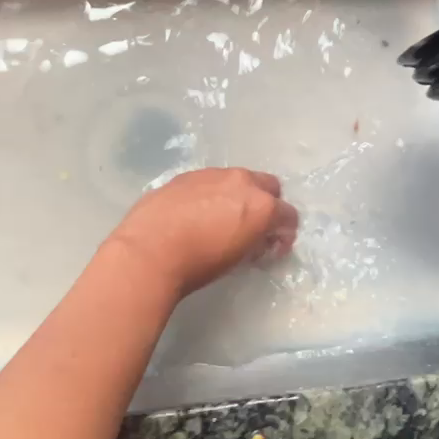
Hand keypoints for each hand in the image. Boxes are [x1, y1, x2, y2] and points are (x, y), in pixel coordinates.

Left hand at [106, 168, 299, 298]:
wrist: (149, 250)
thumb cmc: (199, 264)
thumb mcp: (238, 259)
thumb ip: (255, 241)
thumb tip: (259, 239)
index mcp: (261, 205)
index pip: (288, 215)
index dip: (284, 233)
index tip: (272, 247)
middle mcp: (242, 182)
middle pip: (269, 186)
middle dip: (267, 204)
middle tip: (252, 228)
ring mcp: (213, 174)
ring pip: (238, 179)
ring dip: (238, 195)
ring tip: (219, 219)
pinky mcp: (188, 174)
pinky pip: (210, 181)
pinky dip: (212, 193)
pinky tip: (195, 213)